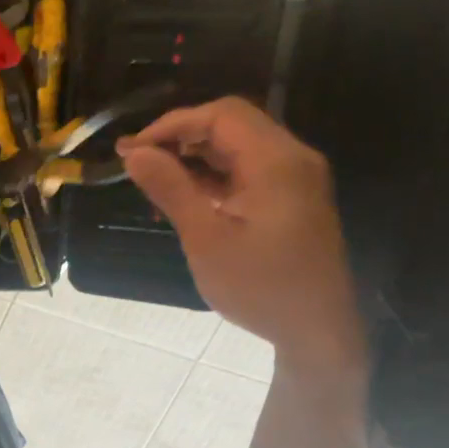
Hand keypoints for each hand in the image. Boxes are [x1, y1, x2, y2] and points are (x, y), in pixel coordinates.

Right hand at [117, 97, 363, 371]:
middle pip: (230, 124)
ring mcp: (294, 179)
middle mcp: (291, 159)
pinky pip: (247, 169)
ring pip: (237, 146)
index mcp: (276, 161)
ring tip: (152, 179)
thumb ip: (171, 188)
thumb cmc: (260, 286)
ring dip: (193, 155)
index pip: (220, 115)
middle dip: (180, 136)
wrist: (316, 332)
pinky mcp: (290, 198)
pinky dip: (212, 174)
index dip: (172, 124)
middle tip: (136, 161)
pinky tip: (182, 196)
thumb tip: (134, 153)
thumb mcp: (206, 238)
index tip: (132, 150)